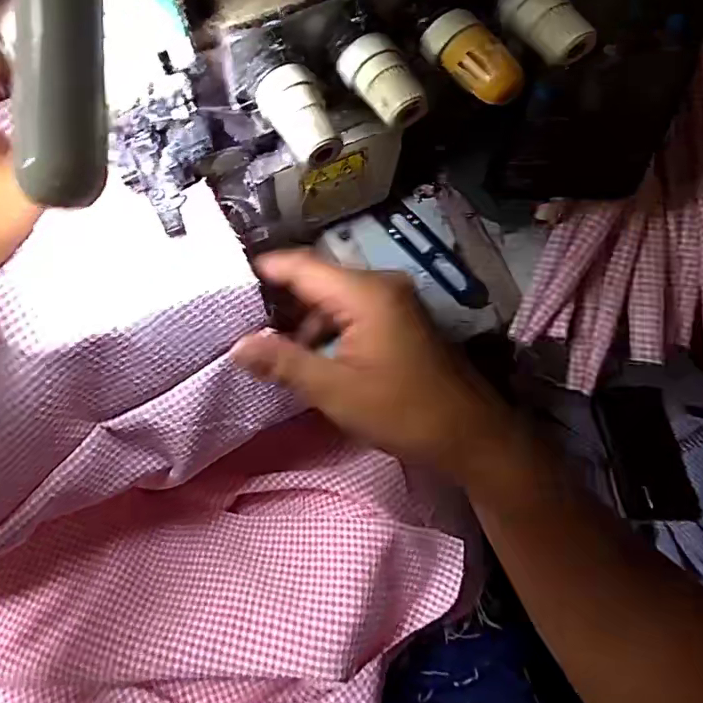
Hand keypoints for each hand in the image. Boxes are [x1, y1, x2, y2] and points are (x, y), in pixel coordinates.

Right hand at [229, 250, 523, 485]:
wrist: (474, 437)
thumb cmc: (403, 412)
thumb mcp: (335, 390)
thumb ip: (283, 362)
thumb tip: (236, 346)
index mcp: (364, 293)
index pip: (301, 265)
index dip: (263, 270)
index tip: (228, 284)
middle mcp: (379, 284)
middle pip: (316, 278)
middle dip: (279, 299)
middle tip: (241, 320)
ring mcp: (392, 299)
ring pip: (332, 296)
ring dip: (303, 318)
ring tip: (269, 345)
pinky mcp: (398, 317)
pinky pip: (351, 309)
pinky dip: (326, 326)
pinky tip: (308, 354)